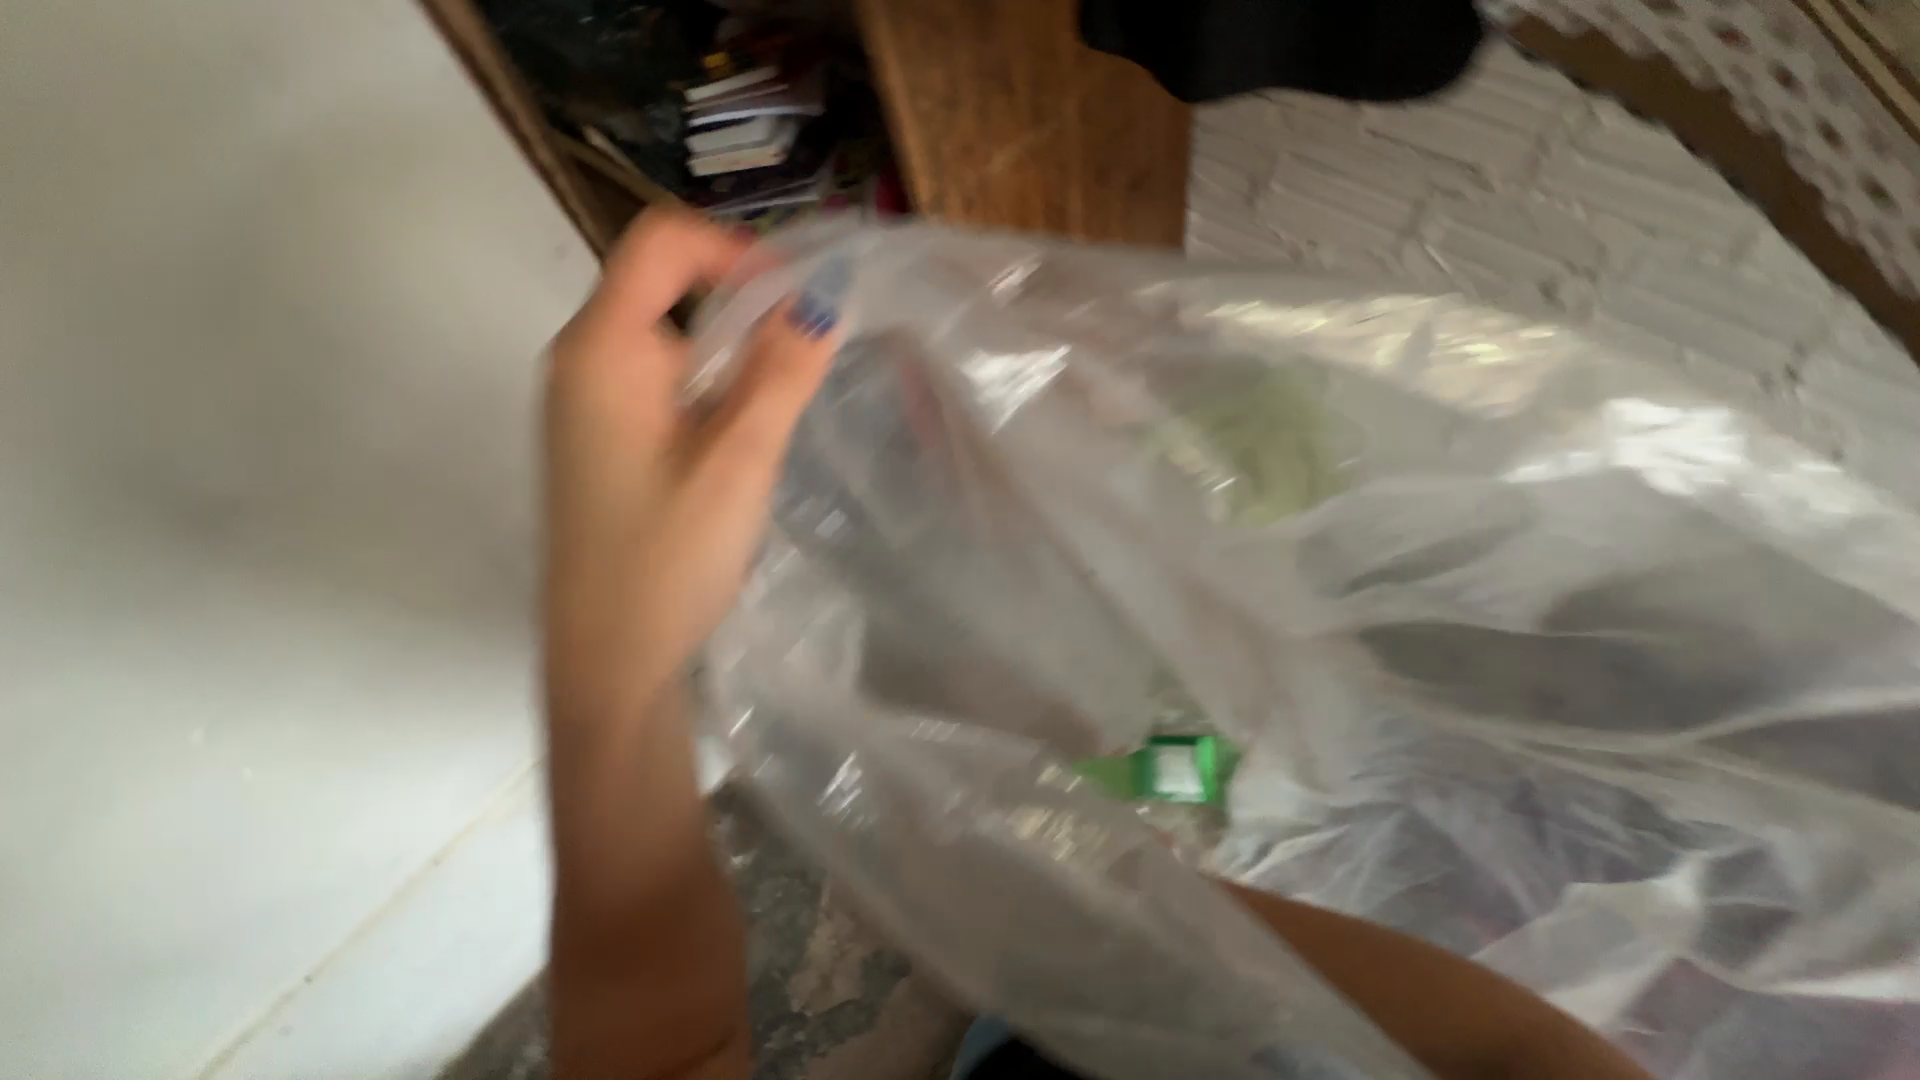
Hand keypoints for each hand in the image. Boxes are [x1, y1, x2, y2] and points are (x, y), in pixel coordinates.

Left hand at [541, 210, 838, 722]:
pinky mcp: (604, 439)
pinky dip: (712, 388)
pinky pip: (664, 382)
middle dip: (745, 305)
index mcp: (602, 351)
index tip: (800, 300)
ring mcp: (588, 403)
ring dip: (734, 353)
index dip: (736, 249)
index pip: (661, 242)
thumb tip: (825, 295)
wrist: (608, 658)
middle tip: (806, 358)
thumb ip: (783, 373)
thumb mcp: (738, 462)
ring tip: (780, 410)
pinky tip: (743, 441)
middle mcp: (582, 361)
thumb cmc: (668, 560)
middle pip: (665, 285)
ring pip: (671, 338)